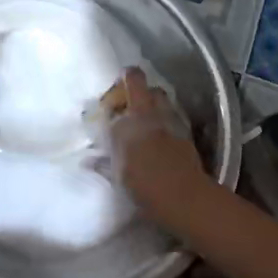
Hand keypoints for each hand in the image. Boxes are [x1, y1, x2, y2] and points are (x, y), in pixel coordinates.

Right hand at [100, 68, 208, 212]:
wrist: (183, 197)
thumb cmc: (143, 183)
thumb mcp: (117, 173)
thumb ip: (104, 162)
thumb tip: (90, 160)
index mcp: (134, 115)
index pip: (132, 82)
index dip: (124, 81)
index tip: (116, 88)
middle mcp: (155, 114)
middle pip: (151, 90)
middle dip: (140, 92)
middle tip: (127, 105)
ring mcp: (175, 125)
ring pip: (164, 104)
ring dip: (153, 107)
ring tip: (141, 123)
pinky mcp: (187, 140)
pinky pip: (172, 122)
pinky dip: (164, 125)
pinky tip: (156, 140)